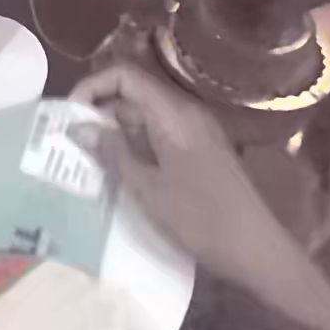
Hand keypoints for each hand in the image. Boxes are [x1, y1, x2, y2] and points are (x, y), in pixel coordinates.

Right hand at [73, 63, 329, 329]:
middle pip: (132, 93)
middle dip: (97, 110)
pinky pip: (156, 132)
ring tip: (85, 155)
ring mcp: (193, 131)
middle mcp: (184, 113)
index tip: (69, 113)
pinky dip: (132, 143)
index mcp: (173, 114)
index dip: (92, 86)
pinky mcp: (197, 149)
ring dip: (113, 129)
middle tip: (69, 138)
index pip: (124, 76)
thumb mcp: (147, 188)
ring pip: (142, 115)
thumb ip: (112, 152)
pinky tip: (115, 168)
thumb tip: (77, 127)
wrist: (259, 253)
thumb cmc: (202, 220)